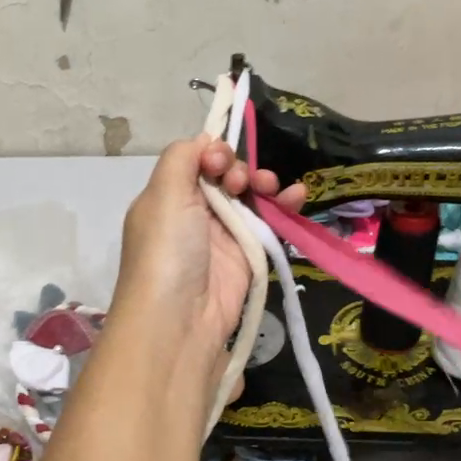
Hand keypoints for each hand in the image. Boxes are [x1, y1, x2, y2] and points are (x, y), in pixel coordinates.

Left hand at [111, 137, 305, 355]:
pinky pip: (270, 222)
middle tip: (240, 183)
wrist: (180, 319)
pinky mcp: (249, 255)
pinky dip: (285, 206)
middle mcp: (194, 213)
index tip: (218, 161)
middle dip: (240, 169)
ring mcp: (223, 235)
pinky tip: (297, 196)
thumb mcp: (163, 193)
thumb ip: (182, 157)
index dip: (213, 152)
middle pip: (227, 174)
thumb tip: (206, 141)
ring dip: (265, 183)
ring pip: (251, 196)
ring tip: (271, 188)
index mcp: (167, 196)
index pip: (196, 159)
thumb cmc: (167, 249)